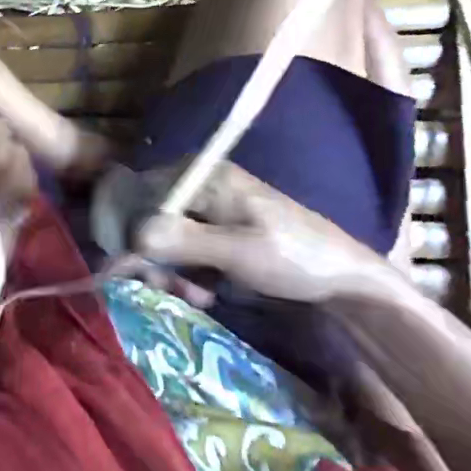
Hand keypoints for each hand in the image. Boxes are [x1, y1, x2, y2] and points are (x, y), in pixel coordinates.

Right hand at [134, 162, 400, 303]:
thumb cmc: (293, 256)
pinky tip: (206, 292)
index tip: (146, 277)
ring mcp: (205, 207)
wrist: (339, 277)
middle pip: (148, 219)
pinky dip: (186, 275)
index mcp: (201, 174)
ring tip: (199, 296)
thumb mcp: (238, 250)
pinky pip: (181, 251)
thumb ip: (184, 241)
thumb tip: (131, 235)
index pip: (140, 199)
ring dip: (171, 274)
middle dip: (155, 261)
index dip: (134, 238)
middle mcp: (196, 183)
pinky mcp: (214, 231)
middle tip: (179, 293)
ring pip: (161, 240)